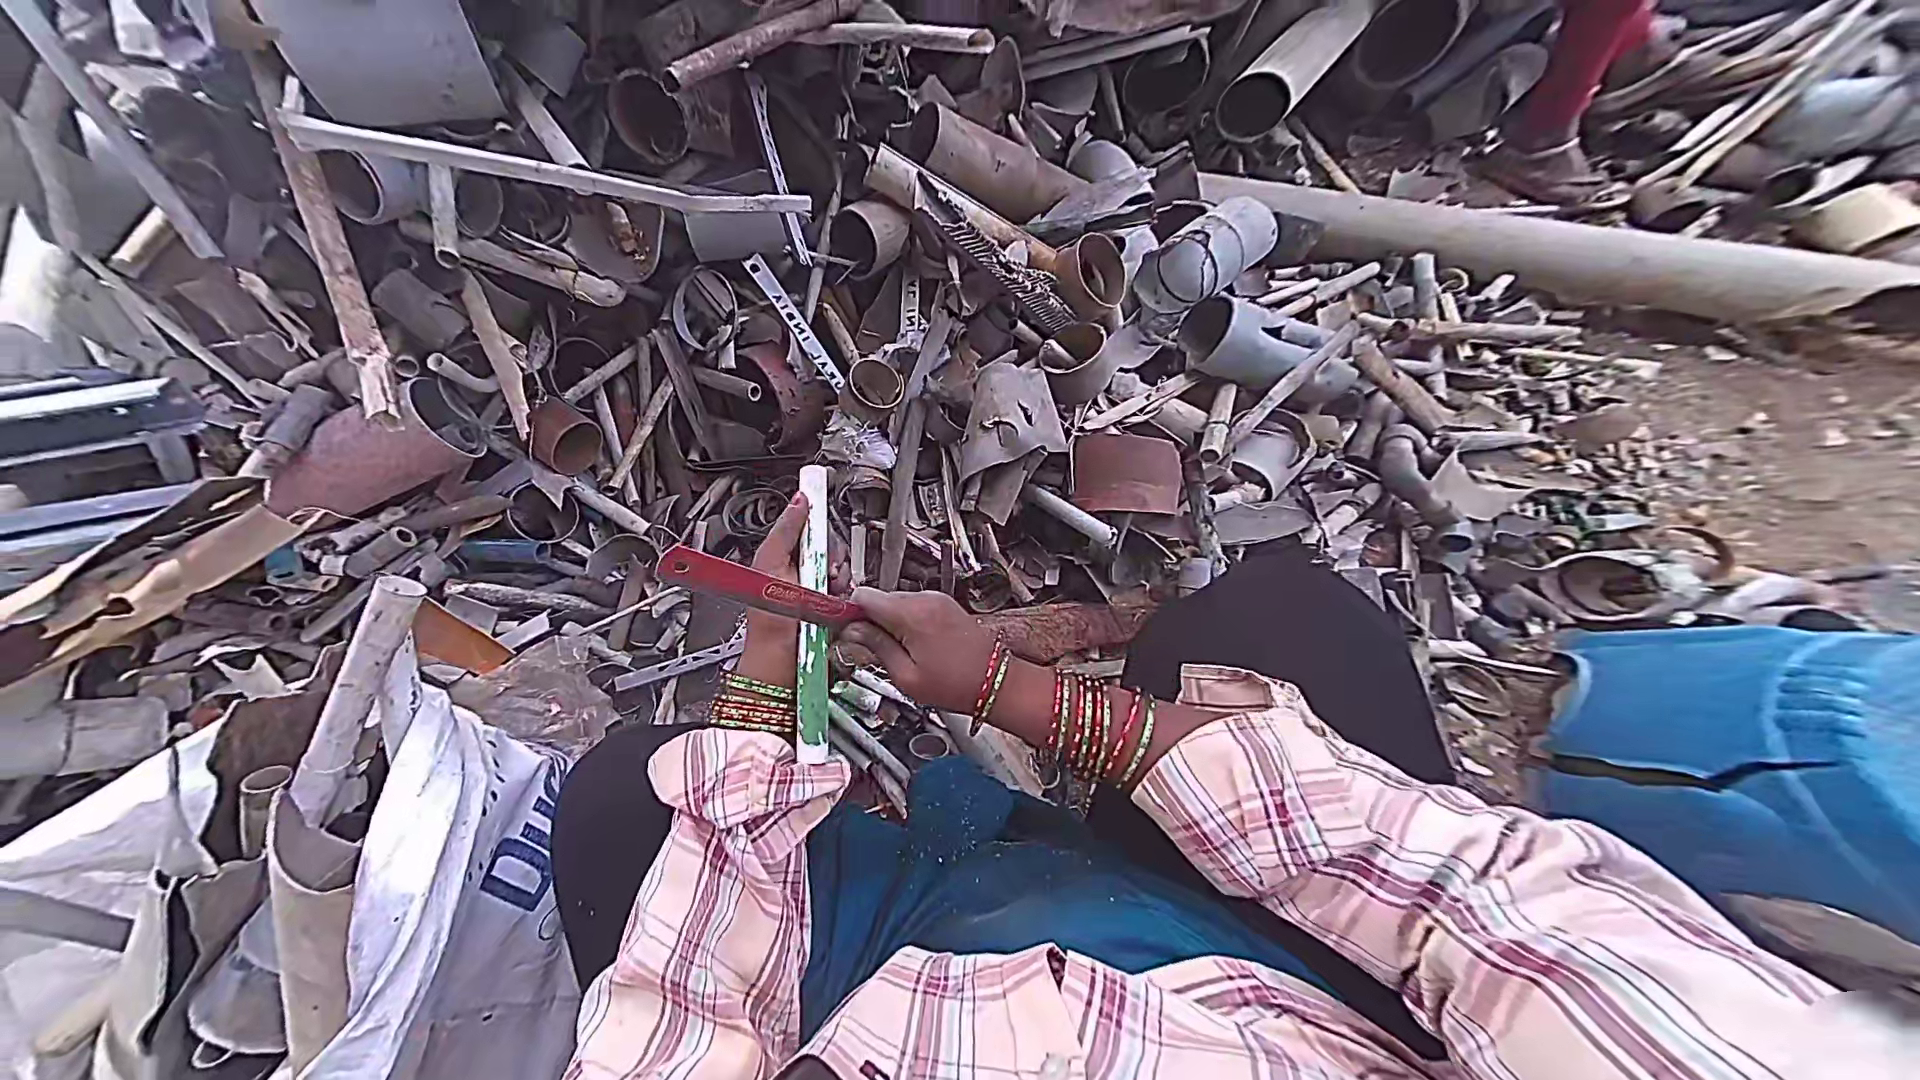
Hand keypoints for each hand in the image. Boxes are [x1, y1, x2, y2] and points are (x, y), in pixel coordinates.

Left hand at [734, 492, 845, 688]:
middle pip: (832, 547)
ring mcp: (822, 589)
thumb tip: (800, 499)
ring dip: (840, 577)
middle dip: (831, 556)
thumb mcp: (769, 563)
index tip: (823, 525)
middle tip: (822, 570)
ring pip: (845, 568)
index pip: (812, 526)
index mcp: (785, 555)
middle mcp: (805, 570)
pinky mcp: (837, 606)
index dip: (820, 527)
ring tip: (827, 590)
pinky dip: (848, 594)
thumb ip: (785, 530)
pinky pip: (854, 590)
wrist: (783, 659)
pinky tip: (836, 601)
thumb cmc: (768, 620)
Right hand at [838, 588, 998, 713]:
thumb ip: (876, 647)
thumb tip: (851, 631)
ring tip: (896, 653)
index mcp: (912, 614)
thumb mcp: (905, 675)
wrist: (995, 681)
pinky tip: (911, 646)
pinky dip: (904, 623)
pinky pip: (912, 607)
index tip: (838, 627)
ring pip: (894, 603)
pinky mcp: (943, 605)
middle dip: (868, 621)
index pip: (863, 596)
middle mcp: (925, 599)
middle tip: (867, 649)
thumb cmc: (957, 684)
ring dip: (887, 623)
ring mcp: (936, 600)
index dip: (847, 612)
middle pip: (878, 599)